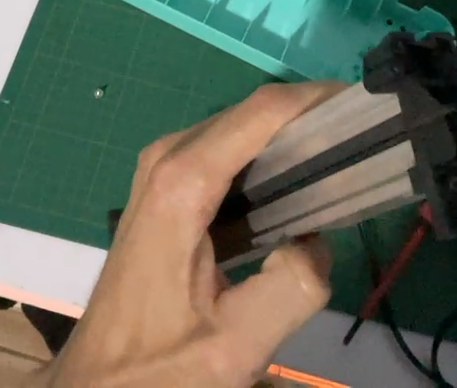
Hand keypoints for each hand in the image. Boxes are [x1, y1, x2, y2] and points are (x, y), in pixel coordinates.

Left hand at [30, 82, 342, 387]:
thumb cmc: (159, 364)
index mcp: (183, 181)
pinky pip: (223, 147)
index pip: (262, 111)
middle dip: (307, 116)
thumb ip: (292, 290)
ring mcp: (161, 164)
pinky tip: (292, 183)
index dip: (315, 98)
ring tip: (336, 157)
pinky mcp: (163, 181)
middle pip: (251, 112)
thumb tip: (318, 241)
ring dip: (286, 134)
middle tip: (359, 141)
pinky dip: (262, 153)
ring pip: (238, 127)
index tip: (361, 105)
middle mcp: (168, 155)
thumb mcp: (234, 345)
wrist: (95, 383)